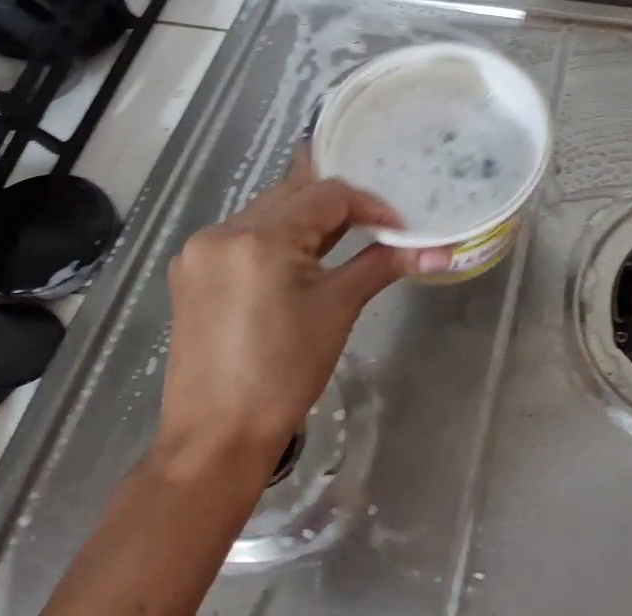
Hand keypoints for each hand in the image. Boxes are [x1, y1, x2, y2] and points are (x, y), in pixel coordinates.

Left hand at [155, 152, 449, 468]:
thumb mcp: (339, 308)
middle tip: (378, 229)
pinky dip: (278, 237)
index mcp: (259, 238)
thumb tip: (440, 252)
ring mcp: (200, 251)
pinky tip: (301, 260)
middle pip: (294, 195)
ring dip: (308, 220)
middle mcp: (223, 232)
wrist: (217, 435)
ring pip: (268, 212)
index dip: (370, 206)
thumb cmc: (285, 371)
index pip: (328, 195)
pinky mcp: (191, 273)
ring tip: (345, 241)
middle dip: (340, 208)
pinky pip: (244, 235)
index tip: (400, 229)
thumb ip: (384, 265)